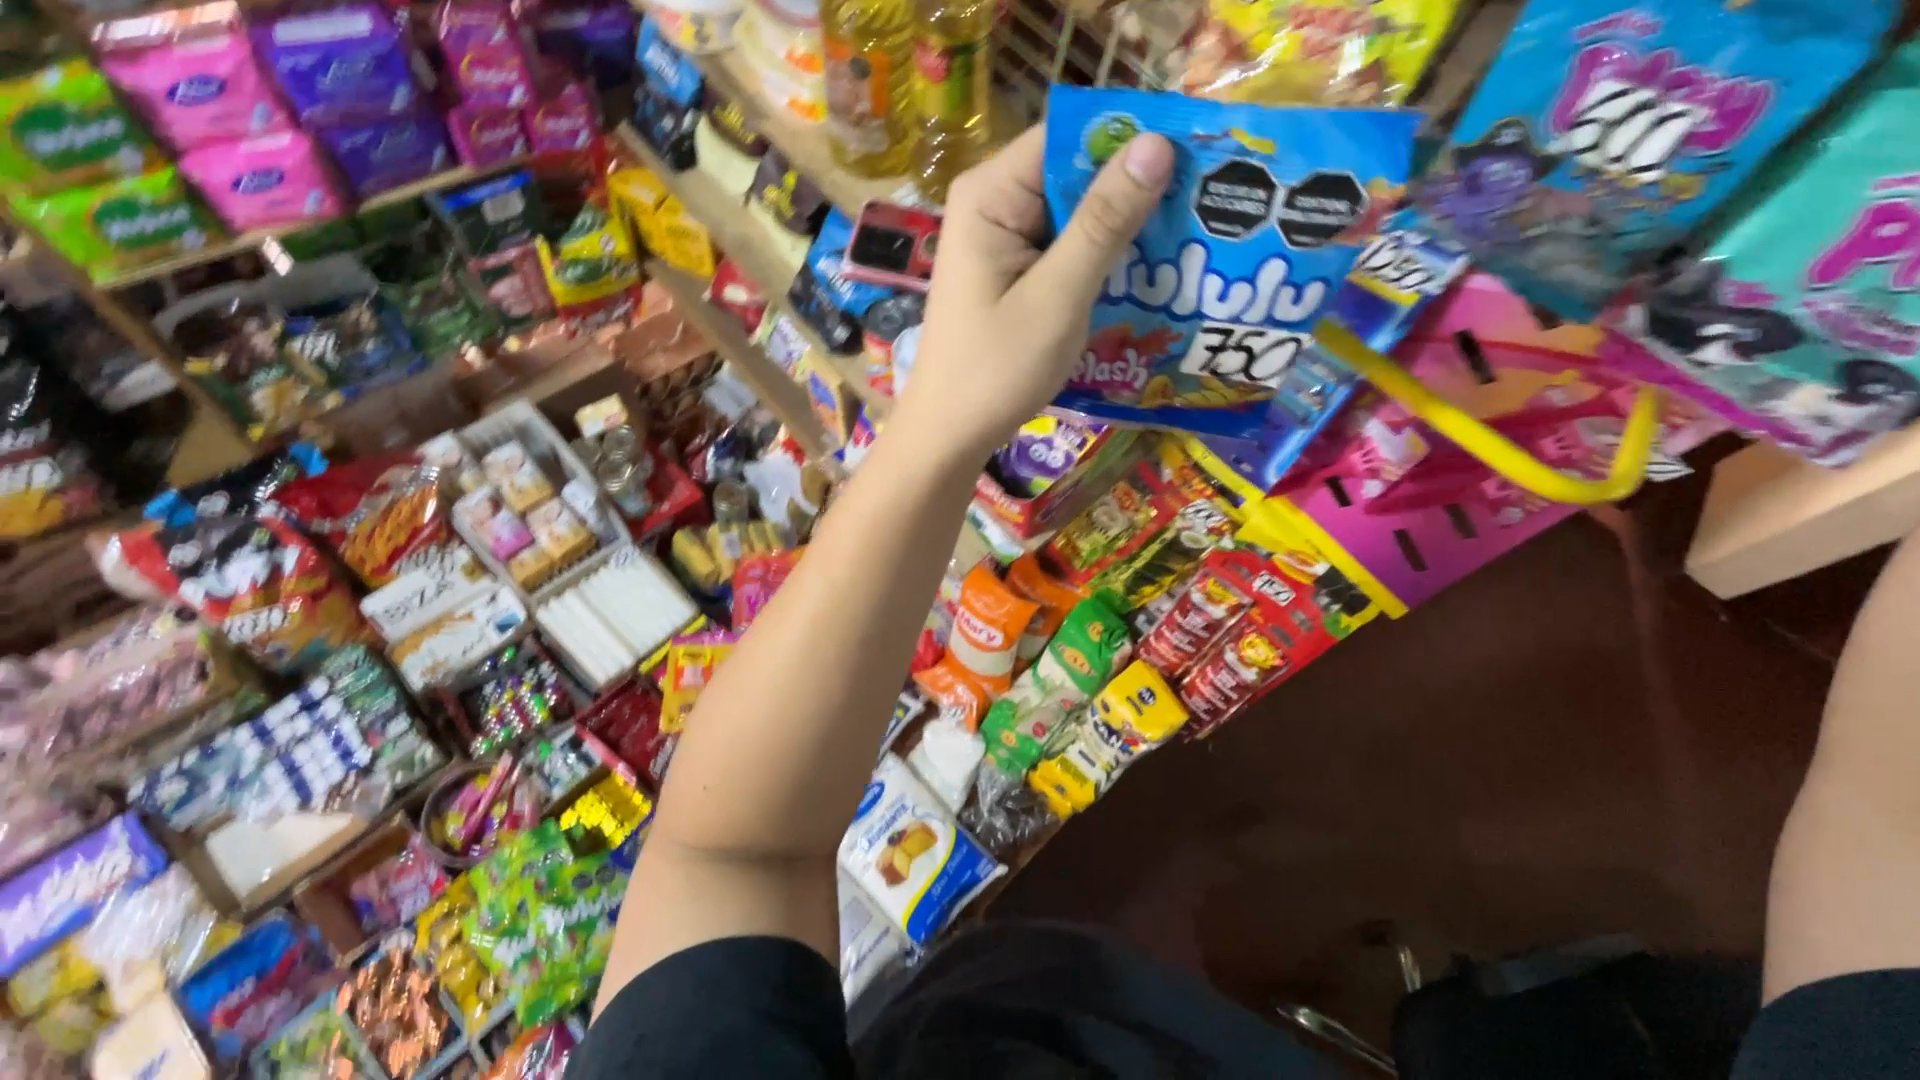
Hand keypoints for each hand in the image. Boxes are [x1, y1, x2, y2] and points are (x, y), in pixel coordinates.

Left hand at [894, 124, 1174, 461]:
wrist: (952, 433)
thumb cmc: (997, 369)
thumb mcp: (1058, 295)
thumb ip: (1104, 222)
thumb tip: (1156, 144)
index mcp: (991, 193)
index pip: (1069, 136)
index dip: (1130, 141)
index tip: (1195, 156)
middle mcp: (993, 202)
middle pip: (1074, 170)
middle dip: (1133, 187)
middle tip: (1205, 204)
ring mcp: (1002, 238)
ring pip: (1076, 211)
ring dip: (1125, 225)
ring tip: (1190, 236)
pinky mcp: (1013, 270)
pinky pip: (1066, 246)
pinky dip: (1103, 256)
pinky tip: (1147, 271)